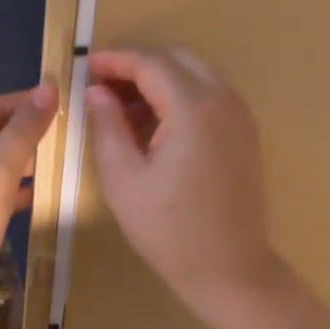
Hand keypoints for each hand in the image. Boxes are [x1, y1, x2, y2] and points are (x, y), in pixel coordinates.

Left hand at [0, 83, 59, 297]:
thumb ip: (23, 132)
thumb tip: (49, 88)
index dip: (22, 101)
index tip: (60, 97)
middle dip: (27, 129)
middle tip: (67, 125)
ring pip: (0, 163)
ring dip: (27, 157)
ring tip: (62, 152)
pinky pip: (2, 190)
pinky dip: (22, 185)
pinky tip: (46, 187)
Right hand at [86, 48, 284, 321]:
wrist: (228, 269)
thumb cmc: (168, 230)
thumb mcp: (124, 180)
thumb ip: (108, 128)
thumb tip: (97, 93)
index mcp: (194, 108)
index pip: (151, 63)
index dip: (115, 61)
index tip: (85, 68)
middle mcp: (224, 100)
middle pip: (178, 60)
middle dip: (138, 67)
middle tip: (102, 91)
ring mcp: (240, 116)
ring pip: (197, 76)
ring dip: (160, 82)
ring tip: (123, 112)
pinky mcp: (245, 135)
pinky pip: (210, 98)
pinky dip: (181, 98)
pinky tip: (155, 128)